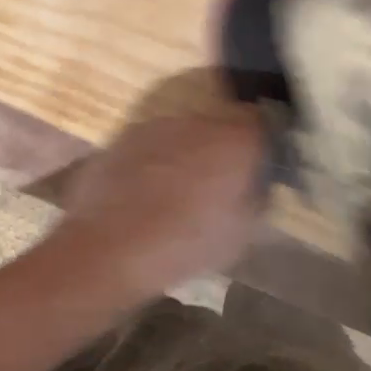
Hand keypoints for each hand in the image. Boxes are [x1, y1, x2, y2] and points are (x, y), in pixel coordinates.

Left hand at [42, 104, 268, 298]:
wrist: (108, 248)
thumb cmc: (184, 245)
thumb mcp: (240, 232)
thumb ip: (254, 196)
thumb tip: (255, 182)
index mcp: (234, 140)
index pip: (262, 122)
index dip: (260, 145)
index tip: (257, 168)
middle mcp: (196, 122)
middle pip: (217, 127)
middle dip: (219, 151)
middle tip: (215, 187)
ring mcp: (153, 127)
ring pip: (180, 136)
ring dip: (183, 157)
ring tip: (174, 196)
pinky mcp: (120, 140)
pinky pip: (148, 149)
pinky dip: (150, 165)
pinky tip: (142, 197)